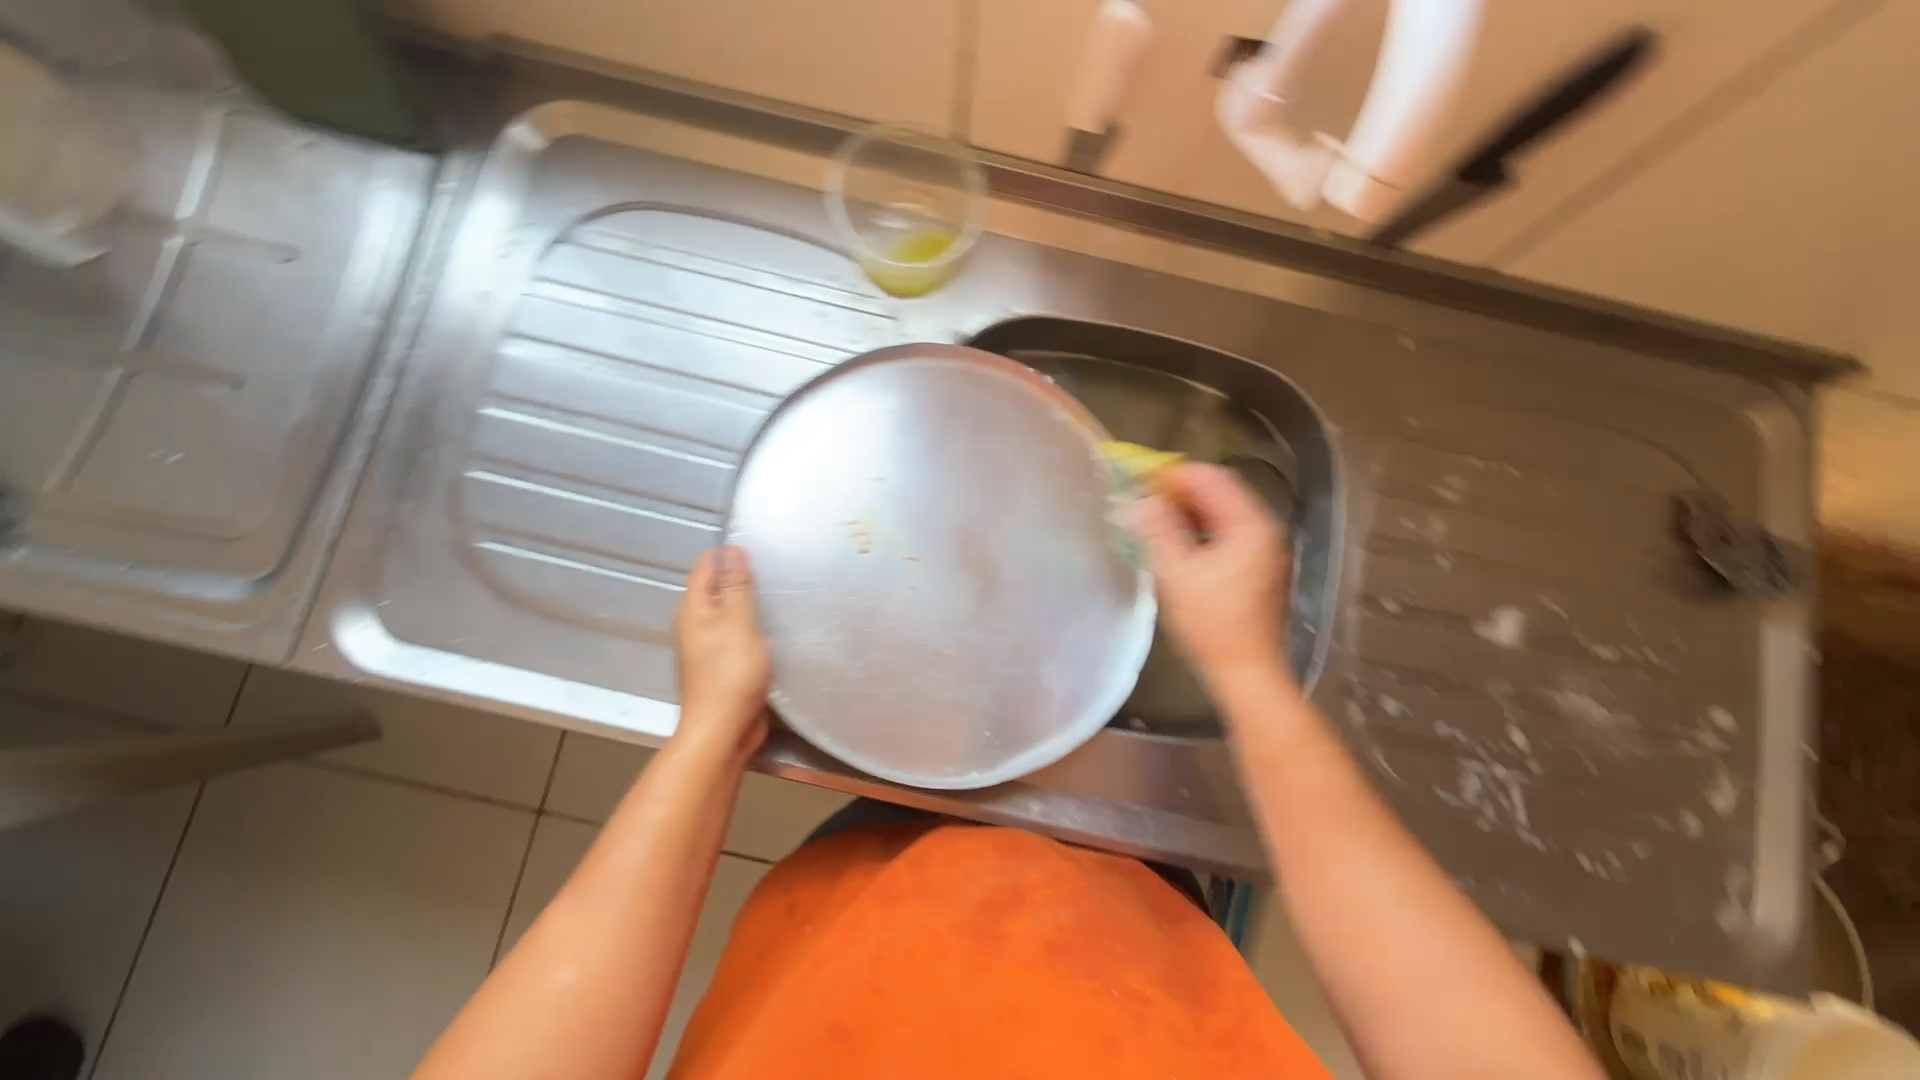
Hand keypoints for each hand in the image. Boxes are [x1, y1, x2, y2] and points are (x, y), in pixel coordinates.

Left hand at [672, 545, 770, 757]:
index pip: (706, 566)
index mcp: (693, 609)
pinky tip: (777, 630)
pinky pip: (739, 635)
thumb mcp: (738, 623)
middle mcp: (696, 624)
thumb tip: (732, 549)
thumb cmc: (730, 674)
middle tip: (779, 571)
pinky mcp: (724, 665)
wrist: (722, 731)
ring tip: (783, 596)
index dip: (730, 554)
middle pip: (718, 588)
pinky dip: (755, 629)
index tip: (762, 550)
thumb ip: (737, 586)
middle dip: (744, 578)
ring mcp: (709, 646)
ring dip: (752, 605)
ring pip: (731, 613)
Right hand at [1134, 464, 1292, 690]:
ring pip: (1221, 519)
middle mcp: (1264, 533)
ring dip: (1187, 515)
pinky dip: (1199, 535)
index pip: (1213, 479)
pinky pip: (1225, 539)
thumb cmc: (1213, 624)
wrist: (1247, 674)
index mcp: (1252, 526)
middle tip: (1143, 501)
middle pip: (1219, 496)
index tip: (1142, 481)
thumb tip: (1139, 500)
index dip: (1175, 475)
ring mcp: (1264, 554)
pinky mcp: (1256, 574)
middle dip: (1179, 494)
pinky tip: (1174, 547)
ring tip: (1151, 523)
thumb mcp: (1176, 574)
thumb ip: (1156, 531)